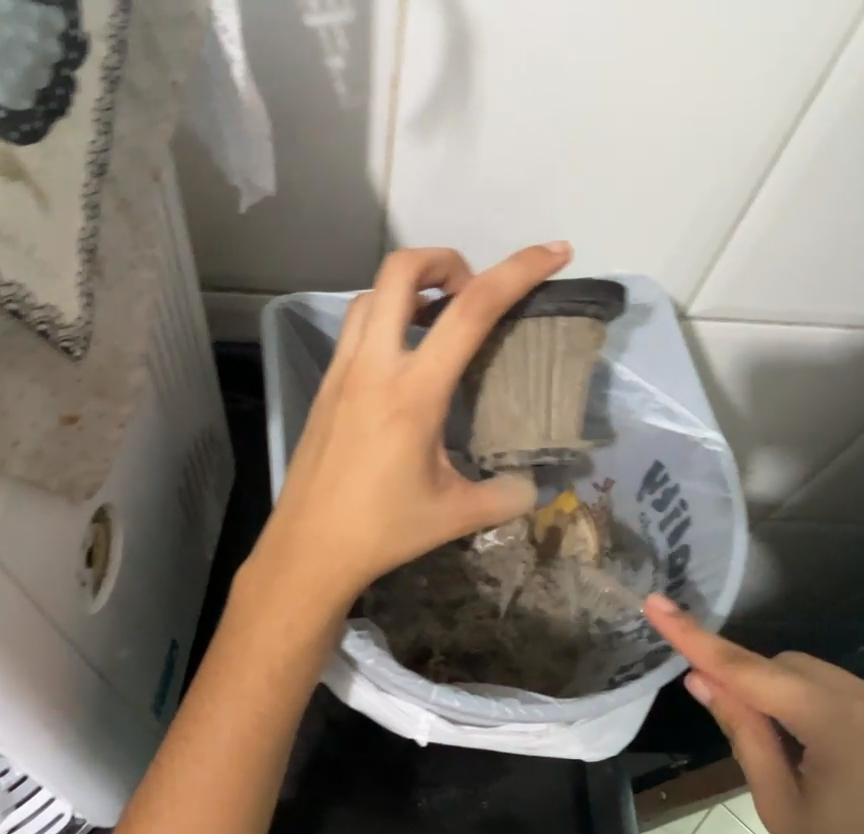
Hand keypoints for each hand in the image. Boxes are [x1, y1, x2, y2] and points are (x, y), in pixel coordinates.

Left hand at [246, 244, 572, 610]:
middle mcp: (373, 368)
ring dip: (409, 289)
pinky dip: (384, 319)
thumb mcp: (456, 515)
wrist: (308, 550)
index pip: (471, 310)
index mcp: (413, 393)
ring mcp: (342, 374)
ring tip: (439, 320)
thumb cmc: (382, 531)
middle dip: (445, 260)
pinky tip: (404, 359)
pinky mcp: (325, 388)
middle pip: (400, 271)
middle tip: (473, 293)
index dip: (518, 271)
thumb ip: (505, 495)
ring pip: (370, 296)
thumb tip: (533, 488)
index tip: (554, 253)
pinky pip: (355, 329)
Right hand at [641, 596, 863, 833]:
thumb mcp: (783, 812)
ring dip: (805, 705)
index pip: (749, 669)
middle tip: (744, 734)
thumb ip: (745, 736)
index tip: (656, 603)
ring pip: (838, 685)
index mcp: (840, 722)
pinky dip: (847, 722)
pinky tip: (859, 778)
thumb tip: (703, 681)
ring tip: (810, 772)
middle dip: (758, 685)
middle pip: (796, 668)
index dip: (695, 636)